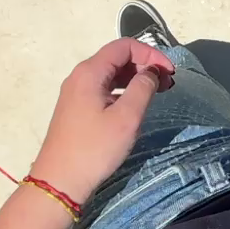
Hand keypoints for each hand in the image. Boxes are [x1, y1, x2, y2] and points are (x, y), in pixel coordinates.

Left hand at [29, 39, 174, 203]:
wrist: (59, 182)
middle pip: (117, 57)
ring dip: (136, 78)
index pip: (124, 46)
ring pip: (111, 73)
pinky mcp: (77, 108)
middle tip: (168, 84)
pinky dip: (124, 90)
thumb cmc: (94, 148)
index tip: (169, 72)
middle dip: (145, 65)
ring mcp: (77, 92)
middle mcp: (81, 76)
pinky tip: (136, 105)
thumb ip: (142, 88)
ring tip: (157, 92)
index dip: (150, 53)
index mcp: (90, 72)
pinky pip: (105, 88)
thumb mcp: (126, 117)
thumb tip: (151, 72)